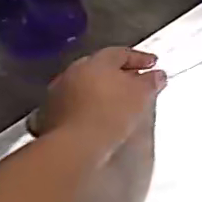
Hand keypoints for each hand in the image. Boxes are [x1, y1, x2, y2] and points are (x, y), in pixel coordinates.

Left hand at [38, 48, 165, 156]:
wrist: (72, 147)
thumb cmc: (112, 112)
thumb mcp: (143, 93)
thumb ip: (152, 80)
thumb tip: (156, 75)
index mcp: (96, 62)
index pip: (121, 53)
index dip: (140, 58)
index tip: (154, 64)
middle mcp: (71, 74)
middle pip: (99, 68)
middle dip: (117, 73)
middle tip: (134, 80)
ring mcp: (54, 96)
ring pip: (82, 87)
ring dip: (98, 90)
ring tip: (115, 100)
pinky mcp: (45, 118)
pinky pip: (70, 106)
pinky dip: (83, 107)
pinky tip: (93, 115)